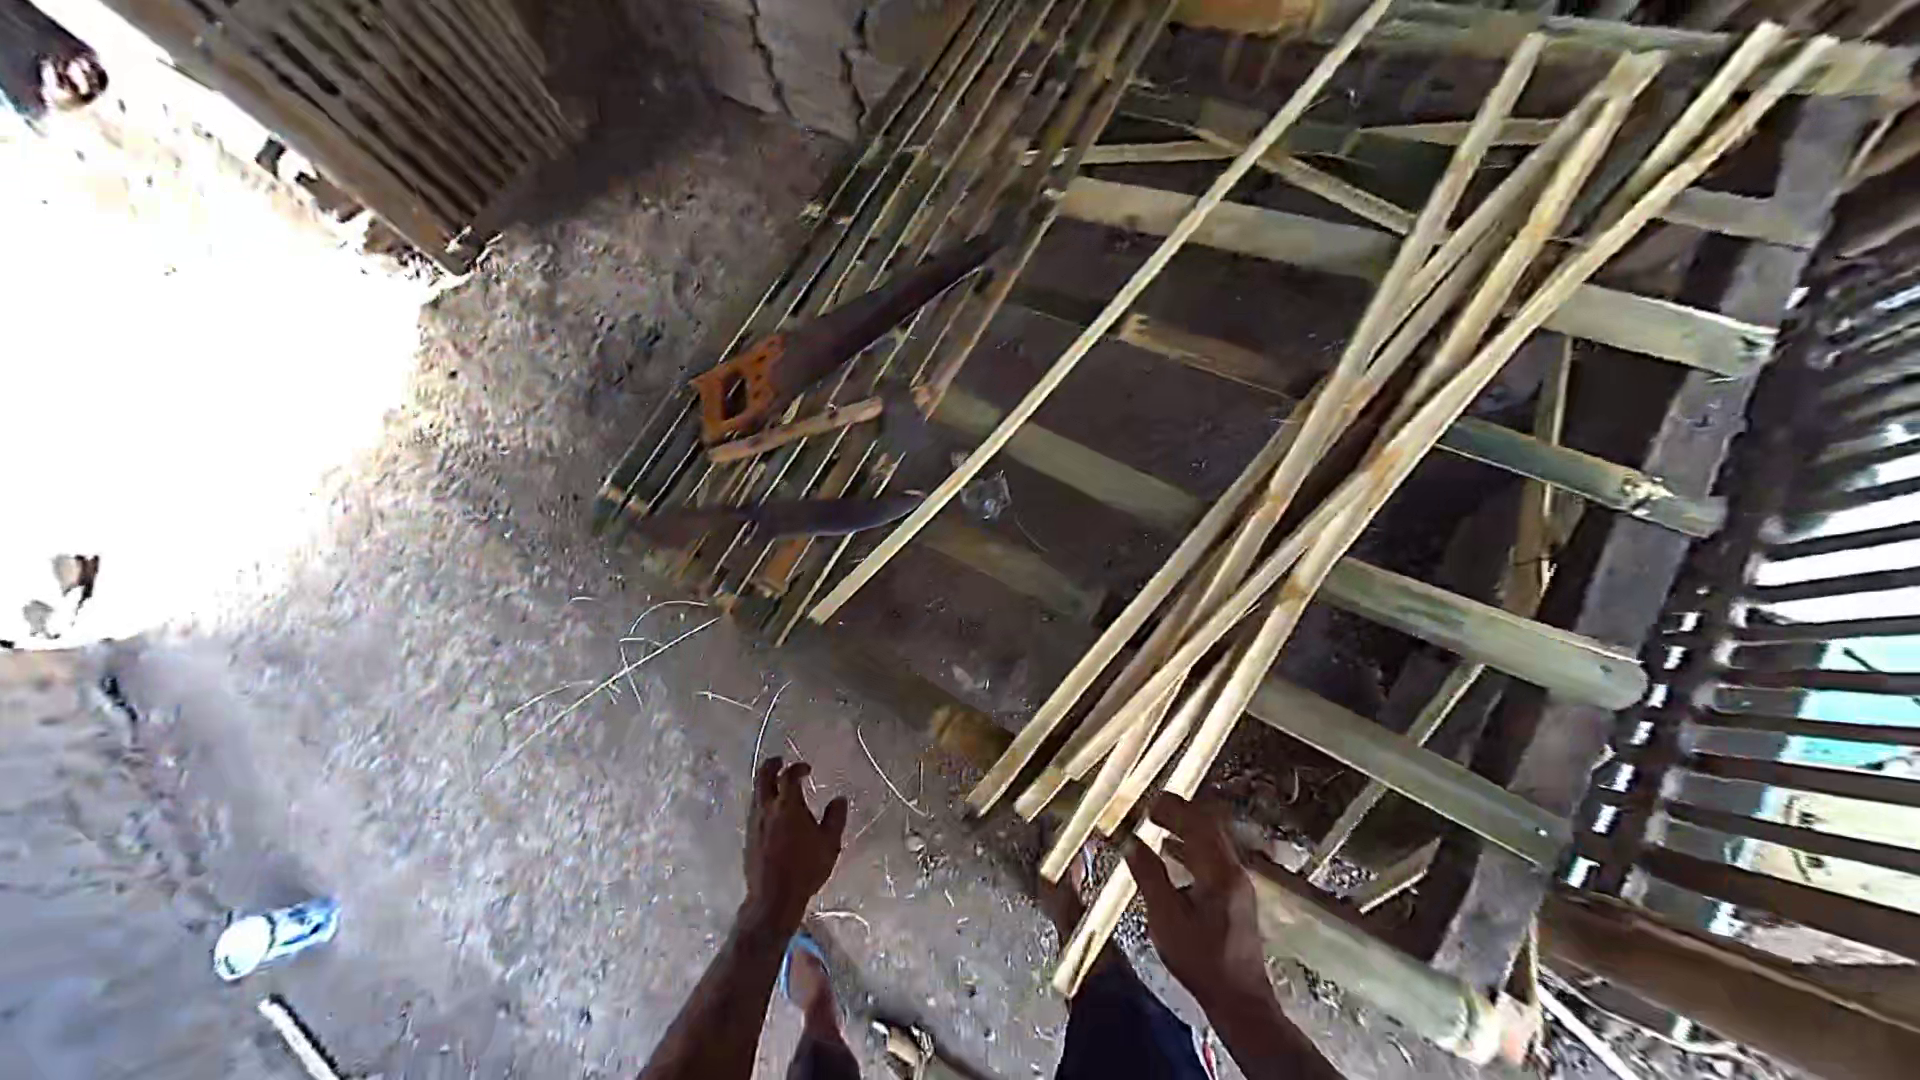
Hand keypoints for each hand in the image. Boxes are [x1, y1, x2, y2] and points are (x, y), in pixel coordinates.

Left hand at [741, 757, 847, 933]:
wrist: (773, 898)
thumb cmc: (805, 868)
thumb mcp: (829, 843)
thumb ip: (835, 818)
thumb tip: (839, 799)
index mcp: (788, 806)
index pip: (789, 776)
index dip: (797, 768)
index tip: (806, 769)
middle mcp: (767, 809)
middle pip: (763, 777)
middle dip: (772, 765)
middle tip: (780, 761)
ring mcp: (754, 823)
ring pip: (756, 793)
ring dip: (765, 784)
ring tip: (777, 786)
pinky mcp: (748, 838)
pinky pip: (754, 810)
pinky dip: (762, 801)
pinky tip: (771, 812)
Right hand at [1125, 795, 1271, 1009]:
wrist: (1239, 1000)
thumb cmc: (1200, 960)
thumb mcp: (1165, 918)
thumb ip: (1148, 874)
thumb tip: (1129, 841)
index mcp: (1219, 872)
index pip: (1196, 823)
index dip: (1171, 808)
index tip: (1145, 802)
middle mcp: (1233, 870)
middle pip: (1209, 825)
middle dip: (1179, 811)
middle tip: (1149, 806)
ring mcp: (1237, 882)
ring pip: (1211, 839)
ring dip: (1185, 826)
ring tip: (1155, 821)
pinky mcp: (1234, 894)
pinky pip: (1211, 855)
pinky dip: (1190, 844)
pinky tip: (1169, 850)